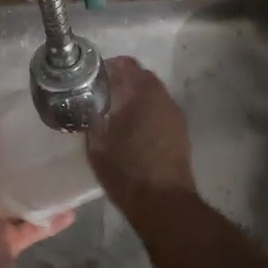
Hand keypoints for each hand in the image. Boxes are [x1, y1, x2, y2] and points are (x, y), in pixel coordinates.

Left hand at [0, 97, 74, 267]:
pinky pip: (34, 228)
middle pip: (4, 178)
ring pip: (20, 203)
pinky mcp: (10, 241)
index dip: (0, 139)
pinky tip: (73, 210)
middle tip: (54, 147)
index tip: (25, 125)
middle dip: (24, 166)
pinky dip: (51, 222)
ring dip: (40, 193)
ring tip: (67, 175)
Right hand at [85, 57, 195, 214]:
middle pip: (141, 79)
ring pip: (152, 98)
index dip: (108, 67)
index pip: (126, 64)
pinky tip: (130, 132)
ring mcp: (175, 117)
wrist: (162, 203)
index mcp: (143, 94)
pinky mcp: (180, 135)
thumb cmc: (126, 170)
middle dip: (121, 84)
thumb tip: (87, 104)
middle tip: (99, 97)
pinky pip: (159, 114)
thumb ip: (92, 116)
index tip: (91, 78)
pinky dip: (144, 115)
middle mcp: (164, 99)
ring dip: (134, 100)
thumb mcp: (97, 143)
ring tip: (113, 115)